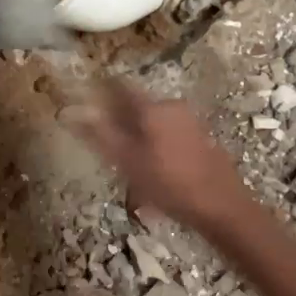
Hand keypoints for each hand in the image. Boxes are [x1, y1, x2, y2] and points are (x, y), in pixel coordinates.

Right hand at [76, 80, 251, 231]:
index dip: (97, 91)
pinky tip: (151, 170)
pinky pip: (167, 133)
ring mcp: (189, 122)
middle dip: (117, 121)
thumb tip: (70, 111)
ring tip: (127, 165)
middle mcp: (171, 106)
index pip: (116, 85)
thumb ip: (97, 133)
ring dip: (136, 137)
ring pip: (151, 122)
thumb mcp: (126, 160)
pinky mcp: (201, 138)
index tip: (82, 104)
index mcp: (151, 106)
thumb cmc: (169, 183)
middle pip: (134, 105)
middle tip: (106, 146)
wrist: (225, 209)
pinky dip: (154, 145)